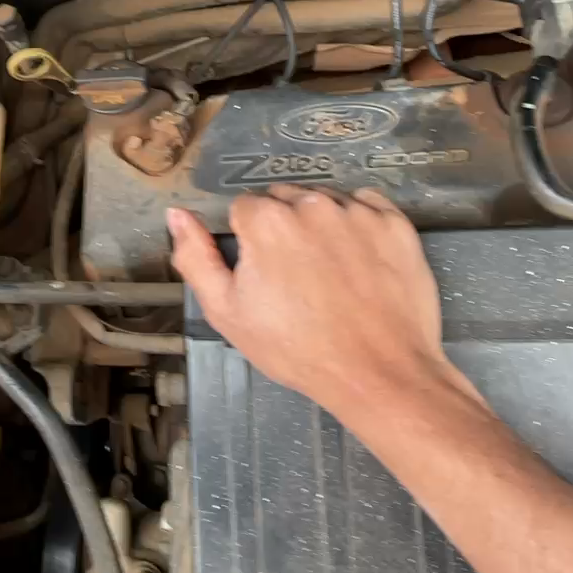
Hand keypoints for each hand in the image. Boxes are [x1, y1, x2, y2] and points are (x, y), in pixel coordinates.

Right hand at [167, 185, 484, 420]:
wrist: (378, 374)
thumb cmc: (295, 347)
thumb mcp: (226, 311)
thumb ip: (195, 257)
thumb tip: (177, 214)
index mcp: (266, 220)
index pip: (243, 209)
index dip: (248, 241)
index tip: (263, 274)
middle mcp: (312, 204)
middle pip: (283, 198)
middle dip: (281, 226)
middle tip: (294, 275)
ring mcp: (358, 212)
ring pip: (323, 201)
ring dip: (318, 223)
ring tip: (327, 271)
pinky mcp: (396, 224)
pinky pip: (366, 206)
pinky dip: (358, 224)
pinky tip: (357, 259)